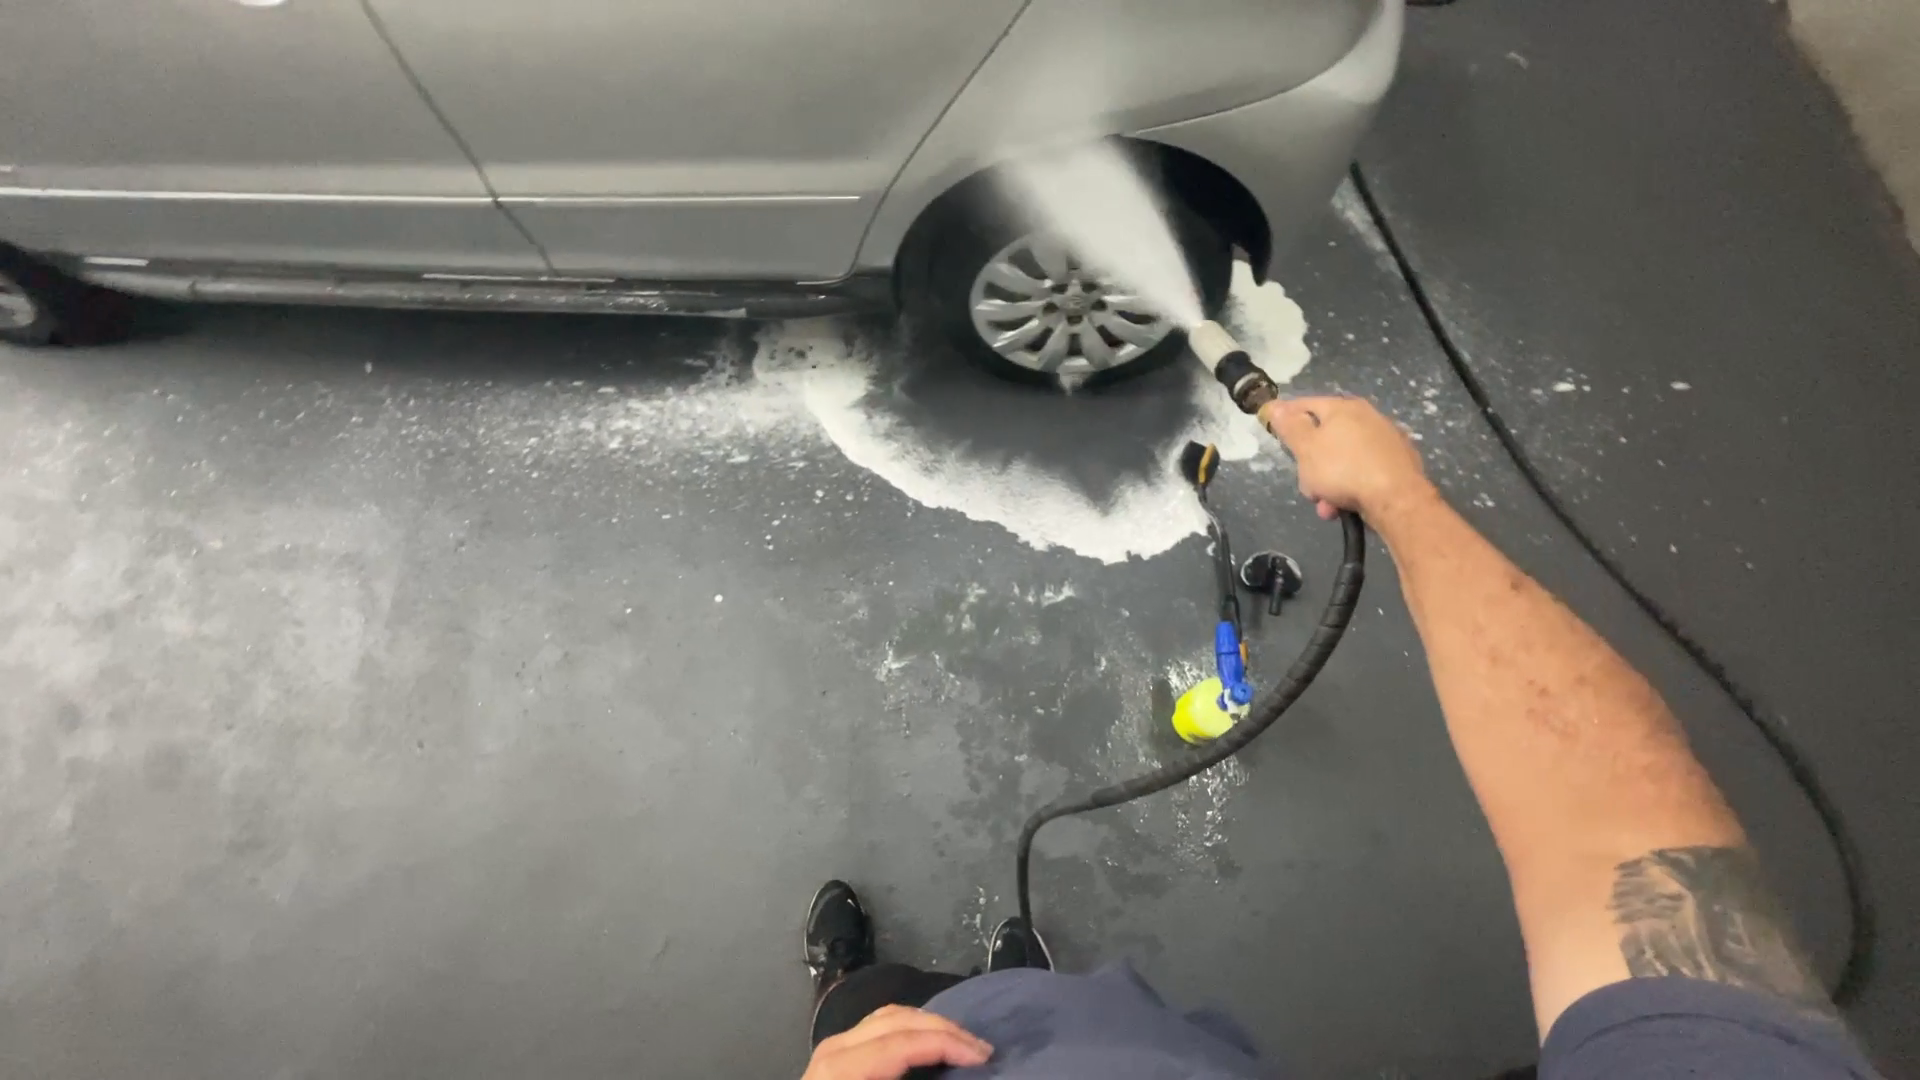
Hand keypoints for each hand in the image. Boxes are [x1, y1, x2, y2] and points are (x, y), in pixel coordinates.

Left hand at [801, 1005, 993, 1079]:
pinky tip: (928, 1041)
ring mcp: (834, 1048)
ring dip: (930, 1024)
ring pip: (889, 1016)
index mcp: (841, 1069)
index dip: (946, 1044)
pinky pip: (879, 1026)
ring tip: (961, 1042)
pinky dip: (910, 1027)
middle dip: (945, 1029)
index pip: (902, 1042)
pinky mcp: (837, 1055)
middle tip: (982, 1048)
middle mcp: (836, 1048)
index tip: (983, 1056)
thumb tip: (955, 1074)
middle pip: (898, 1020)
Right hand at [1259, 396, 1432, 522]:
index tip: (1272, 433)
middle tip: (1305, 484)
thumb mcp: (1306, 449)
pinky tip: (1345, 504)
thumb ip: (1290, 427)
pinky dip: (1349, 485)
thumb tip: (1275, 405)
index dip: (1285, 417)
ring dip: (1327, 482)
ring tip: (1326, 504)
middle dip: (1309, 464)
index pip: (1305, 404)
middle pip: (1323, 436)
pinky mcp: (1398, 462)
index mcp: (1343, 408)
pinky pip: (1361, 470)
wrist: (1396, 498)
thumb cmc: (1343, 469)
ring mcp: (1385, 439)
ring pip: (1341, 458)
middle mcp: (1367, 417)